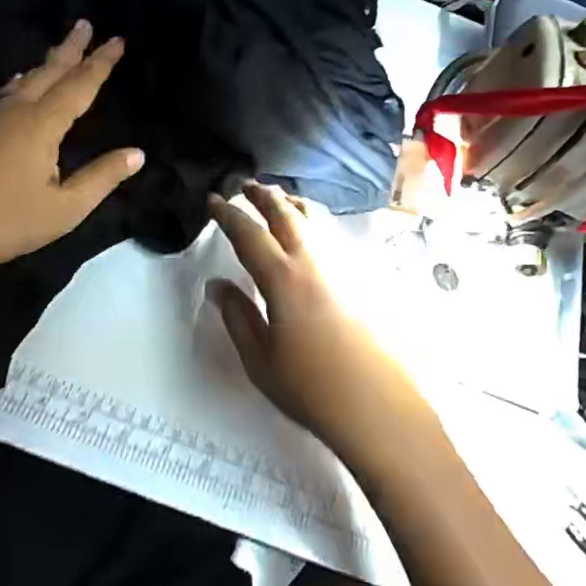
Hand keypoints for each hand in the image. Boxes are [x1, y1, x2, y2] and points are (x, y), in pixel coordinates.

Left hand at [0, 20, 142, 285]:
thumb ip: (102, 177)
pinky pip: (6, 96)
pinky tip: (18, 86)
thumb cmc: (1, 223)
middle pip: (48, 73)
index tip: (118, 39)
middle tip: (85, 23)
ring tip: (59, 50)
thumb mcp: (64, 209)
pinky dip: (22, 82)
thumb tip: (138, 153)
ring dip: (46, 64)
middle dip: (70, 49)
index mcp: (41, 125)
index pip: (79, 85)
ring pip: (24, 82)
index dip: (101, 62)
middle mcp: (15, 114)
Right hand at [206, 184, 435, 460]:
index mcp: (283, 278)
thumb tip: (217, 284)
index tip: (212, 199)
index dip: (228, 214)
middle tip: (245, 185)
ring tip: (278, 197)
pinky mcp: (361, 275)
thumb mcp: (260, 359)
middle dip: (264, 196)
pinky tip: (312, 231)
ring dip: (292, 202)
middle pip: (286, 214)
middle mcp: (314, 261)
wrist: (373, 400)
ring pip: (315, 218)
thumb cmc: (309, 386)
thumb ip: (237, 316)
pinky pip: (333, 233)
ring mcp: (342, 265)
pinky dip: (315, 220)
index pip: (250, 234)